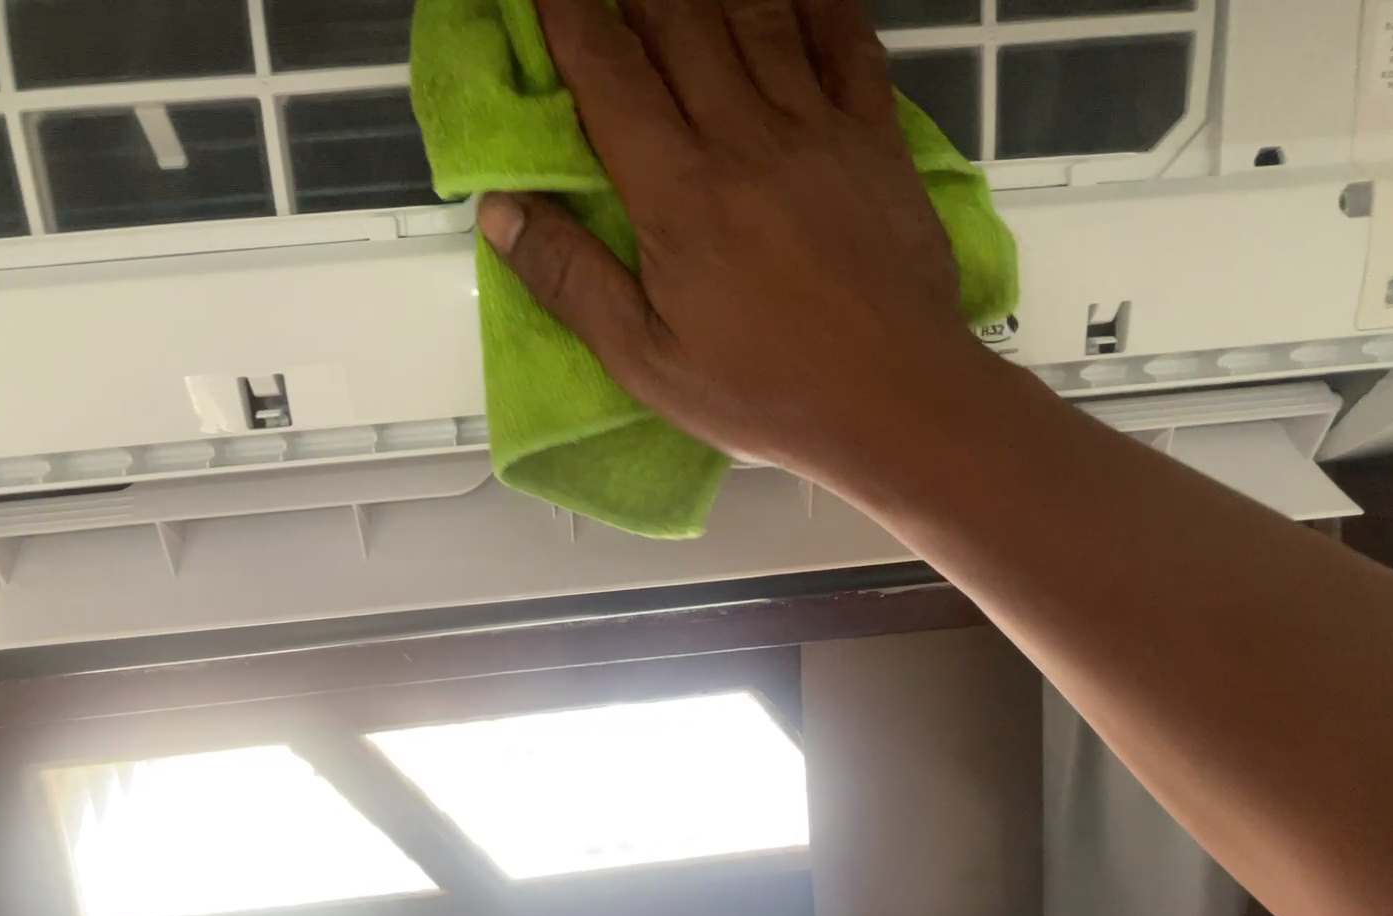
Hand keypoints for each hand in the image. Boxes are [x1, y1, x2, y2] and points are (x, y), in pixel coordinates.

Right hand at [480, 0, 1013, 483]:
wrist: (892, 398)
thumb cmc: (761, 390)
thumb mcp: (645, 361)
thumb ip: (571, 281)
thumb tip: (500, 210)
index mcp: (679, 195)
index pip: (612, 76)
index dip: (571, 17)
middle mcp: (745, 140)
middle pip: (680, 25)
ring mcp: (819, 131)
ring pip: (755, 18)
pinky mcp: (877, 139)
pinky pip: (845, 41)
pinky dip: (816, 1)